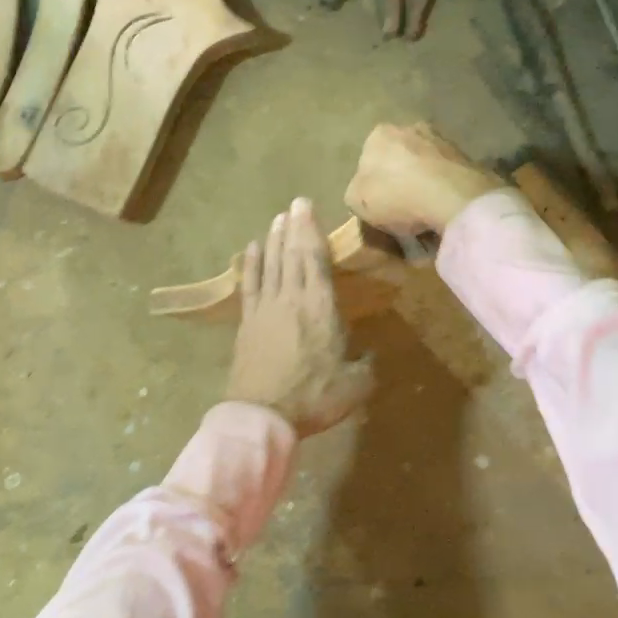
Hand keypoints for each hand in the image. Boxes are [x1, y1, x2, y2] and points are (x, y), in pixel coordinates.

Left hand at [225, 197, 373, 436]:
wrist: (261, 414)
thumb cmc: (312, 398)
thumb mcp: (354, 385)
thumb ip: (366, 365)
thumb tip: (370, 355)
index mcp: (321, 308)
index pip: (316, 260)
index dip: (312, 232)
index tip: (308, 208)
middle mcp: (292, 299)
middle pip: (293, 255)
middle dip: (295, 227)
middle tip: (295, 203)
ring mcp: (265, 309)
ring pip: (271, 264)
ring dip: (275, 239)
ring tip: (278, 218)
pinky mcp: (247, 322)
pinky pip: (250, 285)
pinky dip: (252, 264)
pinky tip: (252, 248)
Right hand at [343, 122, 507, 235]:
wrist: (452, 198)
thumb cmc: (395, 196)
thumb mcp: (355, 201)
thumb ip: (356, 191)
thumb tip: (365, 190)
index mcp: (379, 134)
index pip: (368, 158)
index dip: (371, 184)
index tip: (379, 204)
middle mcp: (410, 127)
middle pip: (399, 157)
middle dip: (399, 178)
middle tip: (401, 207)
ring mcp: (442, 139)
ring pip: (425, 164)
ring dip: (424, 183)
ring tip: (425, 212)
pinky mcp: (466, 155)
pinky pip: (447, 175)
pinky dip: (444, 188)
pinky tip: (444, 208)